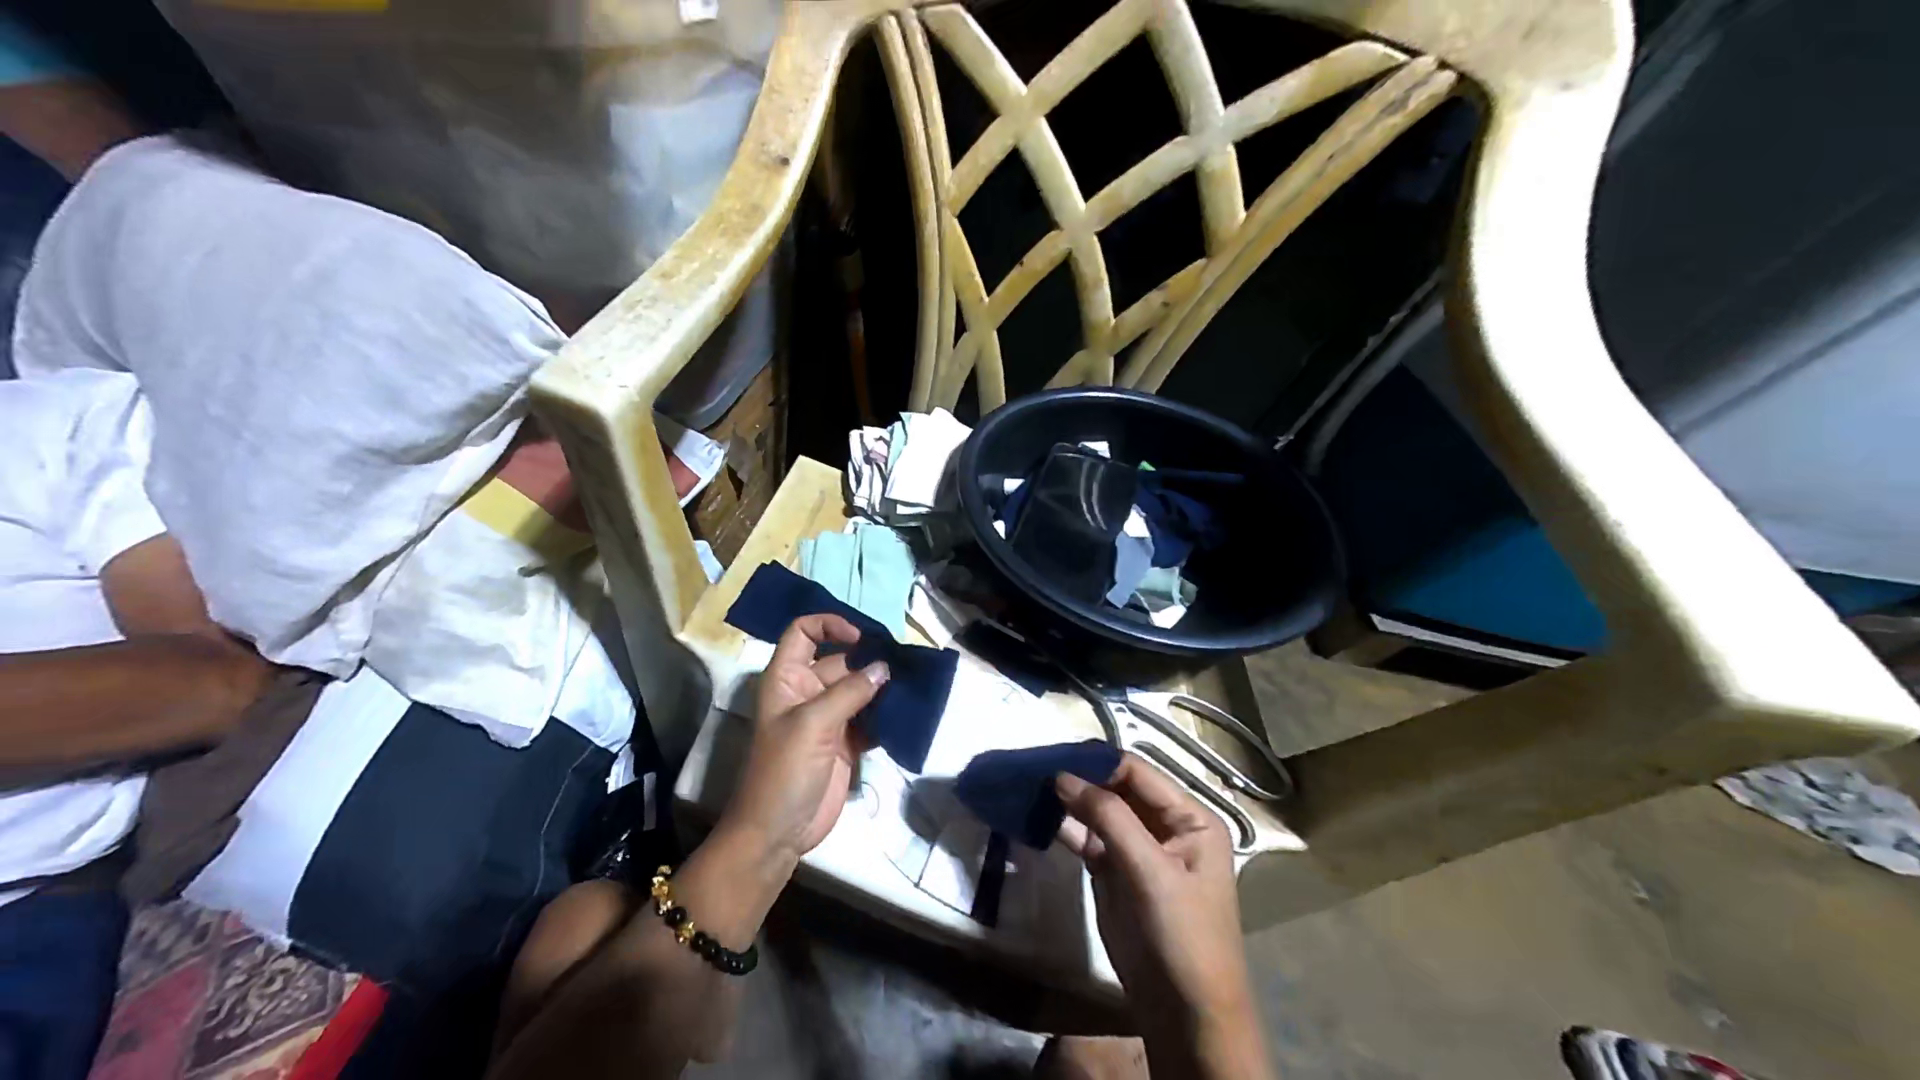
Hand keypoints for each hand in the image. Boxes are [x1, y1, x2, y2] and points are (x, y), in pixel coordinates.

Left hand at [723, 615, 888, 860]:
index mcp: (787, 679)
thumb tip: (884, 667)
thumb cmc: (783, 771)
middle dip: (869, 659)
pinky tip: (906, 714)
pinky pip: (870, 717)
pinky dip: (886, 715)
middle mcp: (807, 692)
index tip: (861, 638)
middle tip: (904, 663)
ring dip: (882, 686)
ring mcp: (828, 718)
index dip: (829, 625)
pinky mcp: (845, 742)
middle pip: (840, 660)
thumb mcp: (812, 724)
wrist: (777, 833)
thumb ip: (850, 692)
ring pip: (859, 689)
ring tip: (912, 685)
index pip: (803, 633)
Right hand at [1056, 755, 1271, 1079]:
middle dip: (1080, 778)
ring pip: (1098, 811)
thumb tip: (1062, 776)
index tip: (1055, 757)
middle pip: (1116, 788)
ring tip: (1031, 786)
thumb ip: (1109, 817)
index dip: (1098, 763)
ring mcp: (1137, 849)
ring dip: (1068, 800)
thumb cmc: (1182, 934)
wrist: (1184, 1013)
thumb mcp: (1150, 871)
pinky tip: (1039, 817)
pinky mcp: (1114, 872)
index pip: (1138, 773)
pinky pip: (1088, 838)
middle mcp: (1165, 826)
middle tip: (1036, 768)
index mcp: (1190, 818)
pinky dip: (1065, 827)